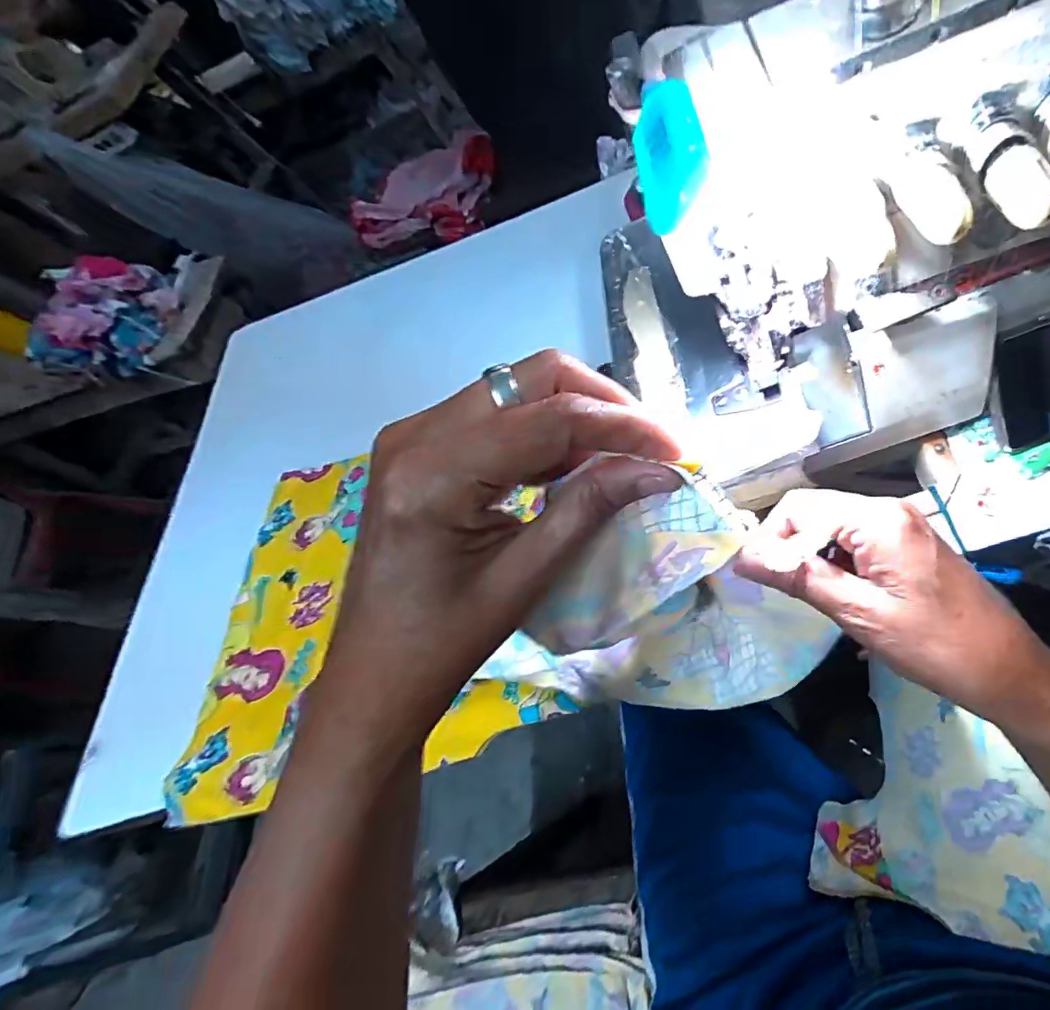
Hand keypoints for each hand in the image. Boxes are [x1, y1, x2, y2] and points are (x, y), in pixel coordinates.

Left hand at [319, 350, 682, 738]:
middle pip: (533, 377)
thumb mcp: (527, 577)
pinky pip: (499, 413)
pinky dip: (546, 430)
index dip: (623, 426)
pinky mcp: (421, 443)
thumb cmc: (446, 640)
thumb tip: (662, 470)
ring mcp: (414, 433)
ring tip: (622, 455)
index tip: (674, 451)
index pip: (551, 417)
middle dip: (602, 403)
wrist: (375, 670)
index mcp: (436, 472)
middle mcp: (417, 433)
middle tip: (648, 446)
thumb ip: (592, 508)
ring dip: (577, 413)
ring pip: (518, 388)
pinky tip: (576, 463)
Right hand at [732, 489, 1049, 722]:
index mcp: (878, 519)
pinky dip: (839, 561)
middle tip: (784, 593)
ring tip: (813, 598)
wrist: (1006, 668)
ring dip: (814, 556)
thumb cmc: (935, 646)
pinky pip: (858, 539)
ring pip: (835, 526)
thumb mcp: (860, 614)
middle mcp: (890, 510)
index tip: (759, 579)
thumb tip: (745, 558)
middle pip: (816, 512)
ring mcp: (903, 524)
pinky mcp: (910, 542)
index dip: (770, 539)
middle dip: (790, 547)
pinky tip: (841, 594)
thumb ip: (800, 579)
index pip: (799, 508)